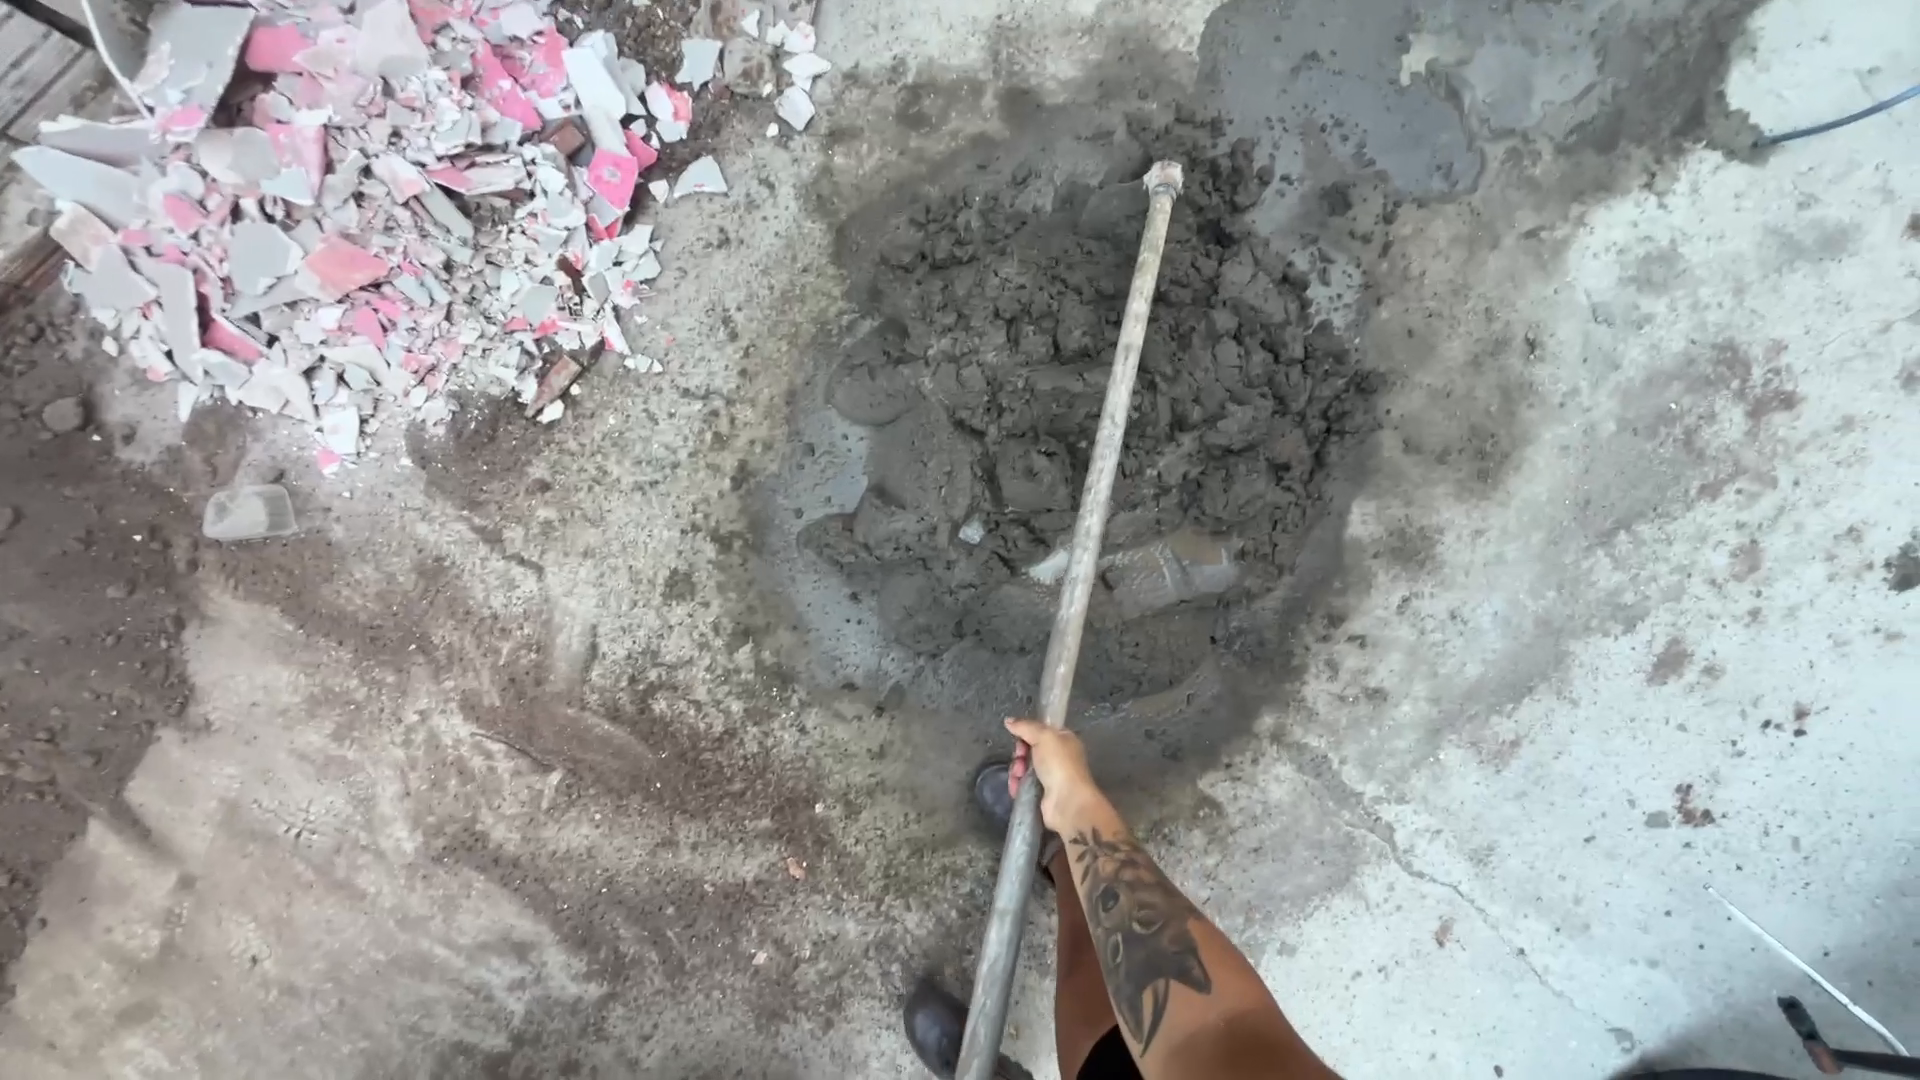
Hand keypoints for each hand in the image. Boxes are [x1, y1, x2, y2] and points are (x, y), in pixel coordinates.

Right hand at [1004, 717, 1100, 829]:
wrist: (1068, 802)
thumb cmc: (1059, 764)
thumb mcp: (1044, 736)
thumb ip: (1025, 726)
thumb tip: (1009, 721)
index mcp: (1064, 740)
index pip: (1040, 731)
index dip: (1027, 733)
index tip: (1020, 738)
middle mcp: (1058, 757)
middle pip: (1029, 750)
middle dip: (1019, 754)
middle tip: (1020, 759)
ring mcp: (1049, 777)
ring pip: (1023, 768)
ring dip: (1016, 770)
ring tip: (1018, 775)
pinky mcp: (1041, 794)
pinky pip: (1022, 785)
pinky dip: (1017, 785)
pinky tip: (1016, 787)